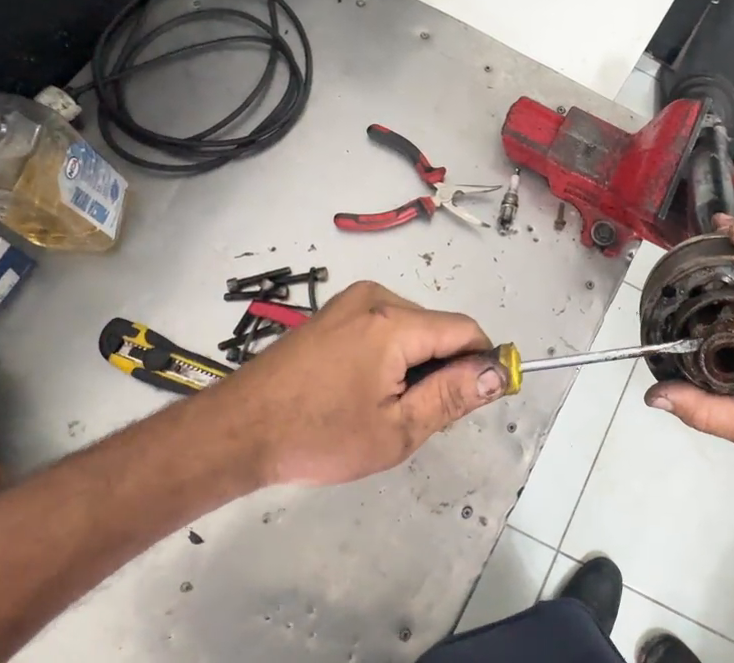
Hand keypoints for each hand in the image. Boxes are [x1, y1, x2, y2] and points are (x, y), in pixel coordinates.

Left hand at [198, 281, 507, 487]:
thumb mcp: (395, 430)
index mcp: (394, 322)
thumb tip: (497, 373)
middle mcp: (377, 298)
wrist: (236, 431)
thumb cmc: (317, 436)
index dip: (479, 364)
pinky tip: (360, 390)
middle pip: (438, 329)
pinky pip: (385, 327)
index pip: (465, 330)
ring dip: (414, 364)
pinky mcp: (333, 312)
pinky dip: (389, 356)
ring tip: (379, 407)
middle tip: (412, 417)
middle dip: (441, 369)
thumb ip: (452, 397)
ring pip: (413, 329)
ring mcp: (351, 302)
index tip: (467, 403)